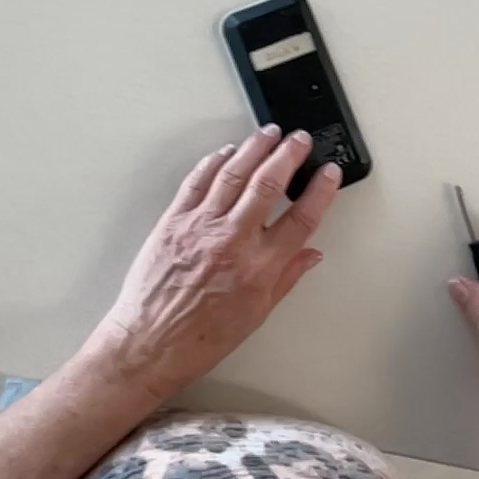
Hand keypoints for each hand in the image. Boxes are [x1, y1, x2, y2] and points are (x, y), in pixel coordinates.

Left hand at [87, 125, 342, 404]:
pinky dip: (215, 160)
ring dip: (255, 147)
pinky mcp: (174, 220)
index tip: (330, 173)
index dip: (321, 191)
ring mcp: (201, 226)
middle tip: (301, 139)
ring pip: (234, 173)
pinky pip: (197, 180)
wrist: (148, 344)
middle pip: (269, 184)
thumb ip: (287, 277)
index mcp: (259, 268)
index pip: (302, 219)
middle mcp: (232, 240)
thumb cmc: (200, 338)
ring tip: (270, 133)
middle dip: (289, 154)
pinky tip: (228, 151)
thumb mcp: (257, 314)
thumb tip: (311, 253)